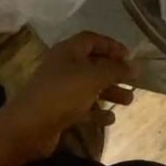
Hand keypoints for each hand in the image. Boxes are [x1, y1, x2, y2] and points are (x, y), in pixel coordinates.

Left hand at [0, 32, 137, 156]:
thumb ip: (114, 70)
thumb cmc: (62, 93)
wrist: (29, 126)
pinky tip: (110, 119)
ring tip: (129, 101)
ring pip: (89, 86)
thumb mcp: (92, 77)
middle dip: (113, 71)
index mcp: (68, 51)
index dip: (111, 45)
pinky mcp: (59, 110)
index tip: (130, 57)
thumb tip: (136, 65)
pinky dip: (96, 111)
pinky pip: (82, 107)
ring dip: (108, 92)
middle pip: (92, 63)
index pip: (91, 39)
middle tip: (134, 81)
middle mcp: (63, 66)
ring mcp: (60, 88)